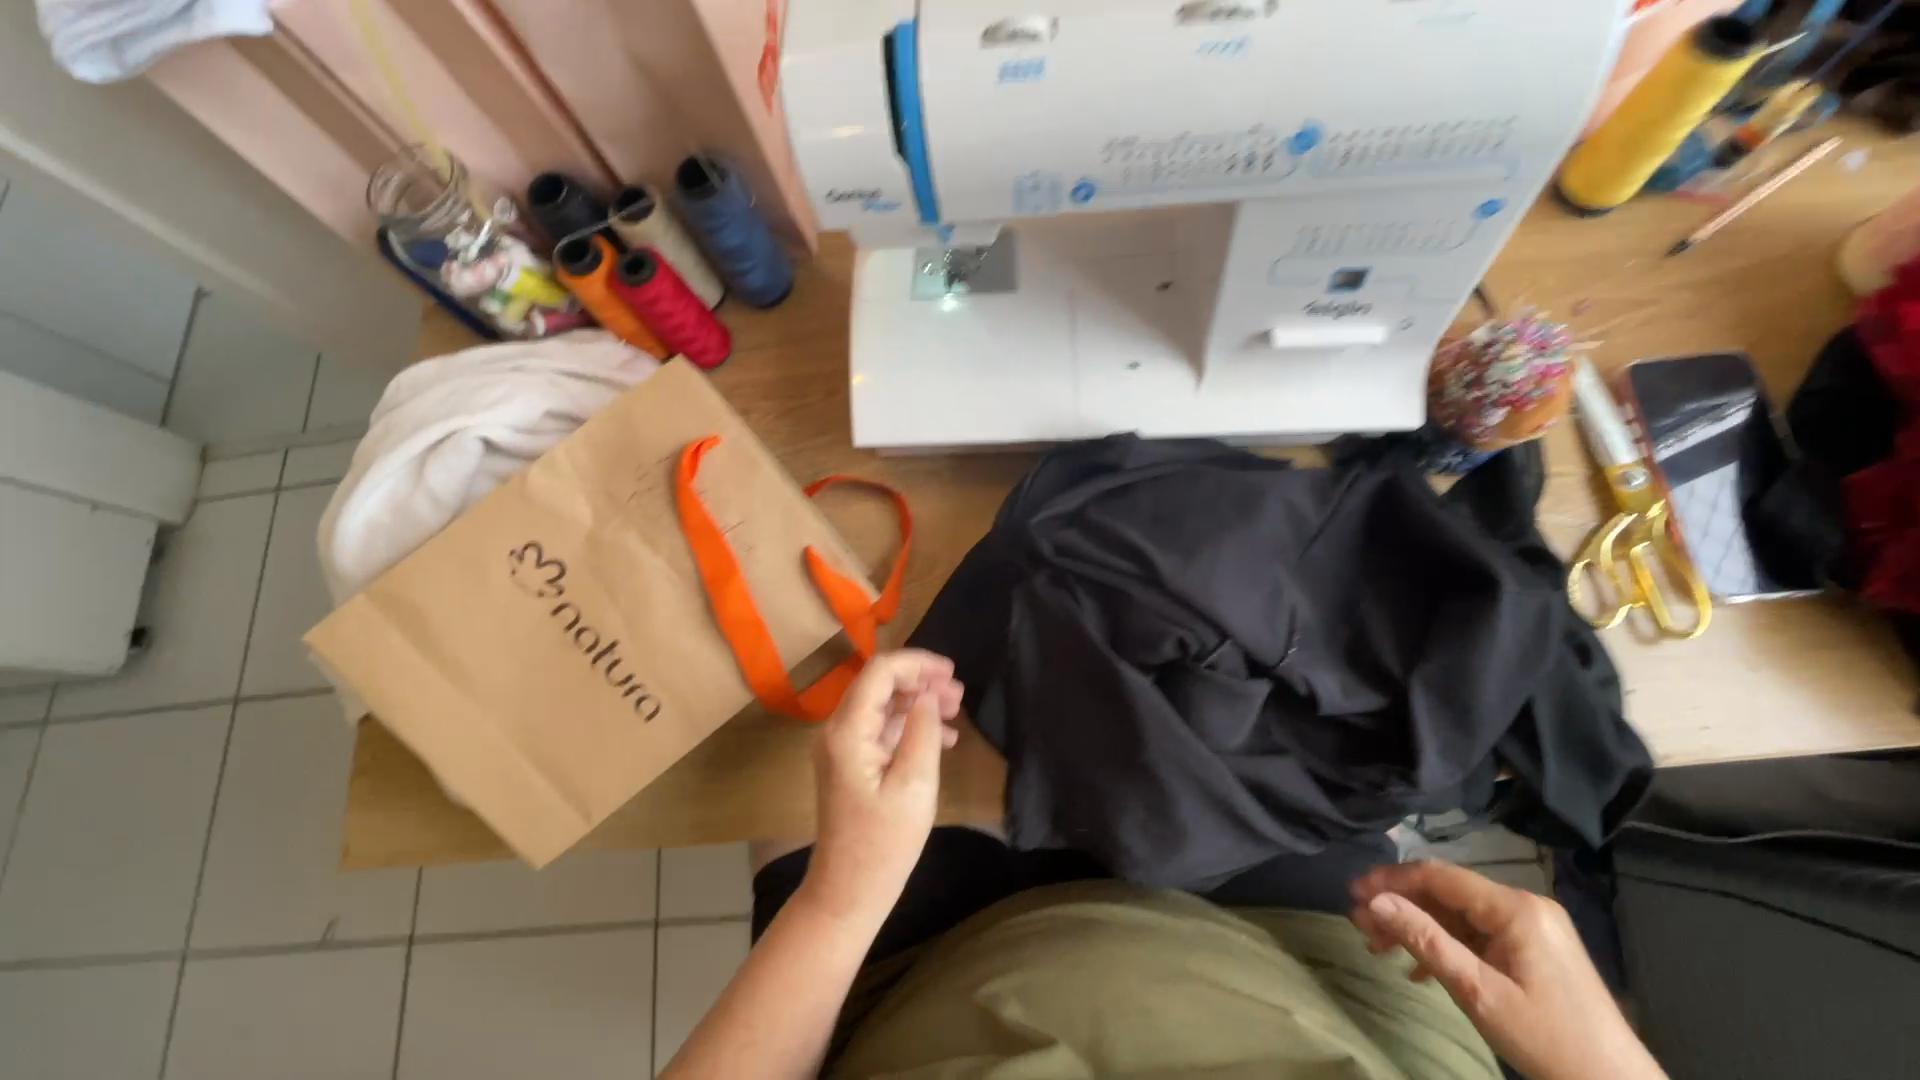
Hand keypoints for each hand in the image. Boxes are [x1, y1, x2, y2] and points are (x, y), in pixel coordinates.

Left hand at [800, 650, 962, 926]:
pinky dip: (910, 726)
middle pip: (879, 684)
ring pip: (882, 705)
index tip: (952, 673)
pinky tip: (942, 738)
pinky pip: (880, 729)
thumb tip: (928, 695)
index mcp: (848, 731)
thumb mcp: (915, 785)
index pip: (880, 672)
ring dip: (918, 702)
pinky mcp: (850, 764)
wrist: (848, 891)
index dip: (917, 664)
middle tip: (959, 695)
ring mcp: (842, 747)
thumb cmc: (884, 843)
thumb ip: (922, 731)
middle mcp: (837, 731)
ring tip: (957, 711)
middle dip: (920, 681)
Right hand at [1350, 860, 1666, 1079]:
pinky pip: (1476, 935)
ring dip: (1416, 928)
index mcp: (1515, 908)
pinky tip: (1417, 969)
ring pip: (1457, 915)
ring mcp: (1530, 928)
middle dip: (1399, 907)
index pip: (1439, 876)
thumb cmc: (1548, 1039)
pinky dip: (1443, 946)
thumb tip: (1374, 901)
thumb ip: (1425, 940)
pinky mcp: (1532, 950)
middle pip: (1445, 893)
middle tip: (1359, 927)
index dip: (1391, 880)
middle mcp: (1523, 906)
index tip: (1352, 893)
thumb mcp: (1478, 991)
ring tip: (1378, 948)